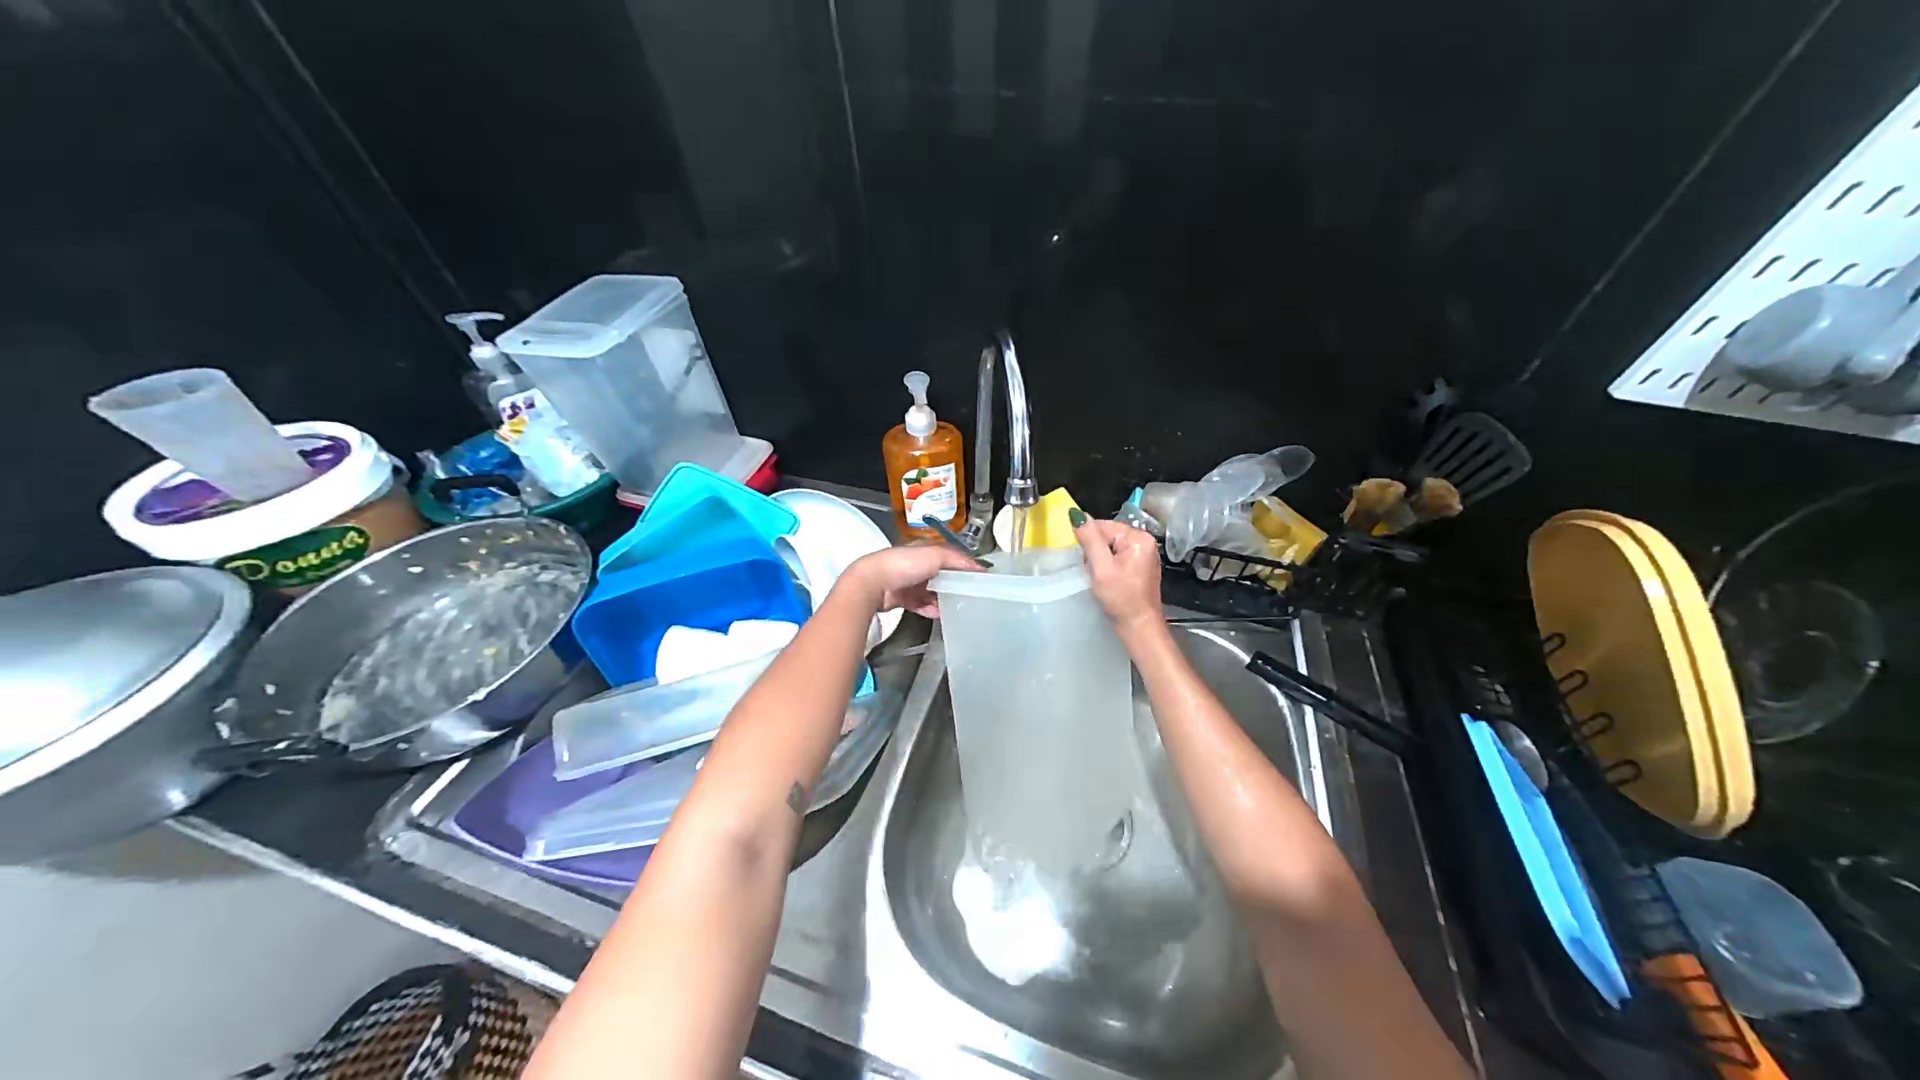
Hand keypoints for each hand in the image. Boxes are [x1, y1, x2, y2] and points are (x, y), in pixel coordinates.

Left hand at [841, 543, 980, 617]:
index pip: (950, 556)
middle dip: (955, 583)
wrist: (873, 583)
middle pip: (941, 575)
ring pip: (932, 591)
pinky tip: (943, 615)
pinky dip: (932, 609)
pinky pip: (922, 605)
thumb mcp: (936, 556)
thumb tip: (980, 568)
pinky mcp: (902, 599)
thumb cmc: (904, 564)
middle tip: (972, 594)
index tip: (980, 577)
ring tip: (960, 607)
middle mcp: (916, 564)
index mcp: (924, 550)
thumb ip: (958, 560)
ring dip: (944, 598)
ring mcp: (908, 582)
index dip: (965, 565)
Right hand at [1070, 510, 1164, 635]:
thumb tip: (1076, 514)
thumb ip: (1089, 539)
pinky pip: (1118, 556)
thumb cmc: (1120, 598)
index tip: (1085, 560)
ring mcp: (1145, 553)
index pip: (1103, 525)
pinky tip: (1108, 579)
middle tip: (1093, 570)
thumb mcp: (1101, 567)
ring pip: (1111, 546)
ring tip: (1100, 576)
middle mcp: (1145, 541)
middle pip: (1108, 535)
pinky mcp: (1141, 565)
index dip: (1089, 541)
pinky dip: (1109, 565)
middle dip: (1095, 550)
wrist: (1139, 625)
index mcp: (1138, 537)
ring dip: (1101, 559)